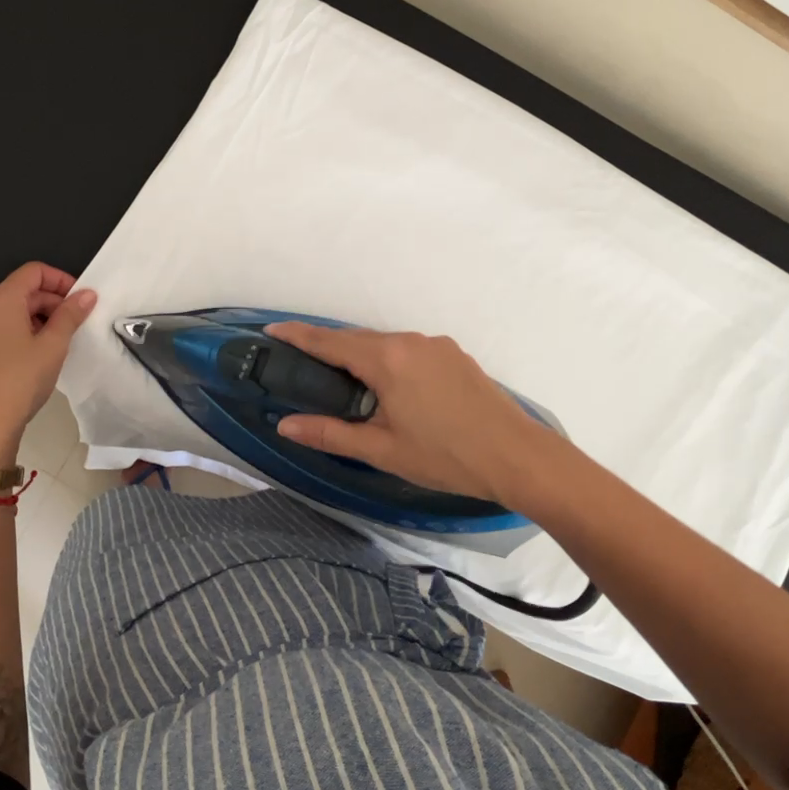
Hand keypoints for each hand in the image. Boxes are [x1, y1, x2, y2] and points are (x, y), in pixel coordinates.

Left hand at [0, 262, 95, 467]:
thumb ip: (71, 314)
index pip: (34, 271)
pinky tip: (36, 353)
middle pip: (23, 289)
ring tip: (59, 341)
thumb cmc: (22, 378)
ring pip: (12, 309)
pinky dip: (22, 330)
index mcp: (1, 298)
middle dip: (52, 301)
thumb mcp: (53, 345)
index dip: (61, 280)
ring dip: (39, 317)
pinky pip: (1, 326)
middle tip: (75, 324)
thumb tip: (87, 293)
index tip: (80, 301)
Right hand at [264, 322, 568, 512]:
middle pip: (356, 339)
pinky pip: (407, 350)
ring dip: (359, 356)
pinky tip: (387, 387)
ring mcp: (436, 346)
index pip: (329, 341)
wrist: (519, 458)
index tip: (270, 331)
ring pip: (384, 344)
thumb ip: (330, 433)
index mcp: (387, 360)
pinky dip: (386, 361)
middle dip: (326, 347)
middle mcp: (410, 341)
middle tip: (298, 361)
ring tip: (341, 381)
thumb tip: (285, 425)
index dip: (297, 336)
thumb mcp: (381, 450)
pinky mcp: (455, 356)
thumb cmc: (445, 457)